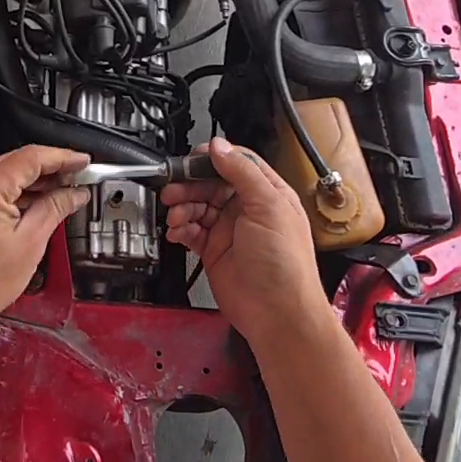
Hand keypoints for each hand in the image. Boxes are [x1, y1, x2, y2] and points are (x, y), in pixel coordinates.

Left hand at [0, 144, 90, 328]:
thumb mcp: (30, 243)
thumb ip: (55, 208)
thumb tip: (75, 193)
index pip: (31, 157)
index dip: (62, 157)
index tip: (83, 161)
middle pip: (19, 160)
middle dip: (51, 167)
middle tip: (79, 177)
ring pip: (8, 170)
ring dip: (35, 178)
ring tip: (64, 190)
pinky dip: (18, 189)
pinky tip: (38, 200)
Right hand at [161, 137, 330, 345]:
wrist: (277, 314)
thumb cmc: (286, 266)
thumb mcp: (268, 207)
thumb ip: (242, 173)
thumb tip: (220, 147)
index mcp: (267, 193)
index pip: (236, 164)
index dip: (212, 160)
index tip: (191, 161)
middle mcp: (247, 209)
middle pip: (210, 184)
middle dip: (189, 184)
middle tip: (174, 190)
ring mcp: (230, 230)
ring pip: (197, 205)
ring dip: (182, 206)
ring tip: (175, 214)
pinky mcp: (214, 250)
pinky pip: (191, 230)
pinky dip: (180, 228)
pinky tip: (177, 231)